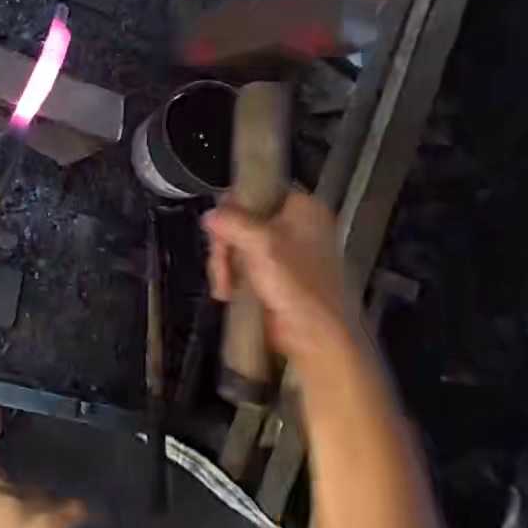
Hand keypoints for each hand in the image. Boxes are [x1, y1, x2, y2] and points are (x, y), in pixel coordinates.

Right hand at [204, 191, 359, 371]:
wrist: (317, 338)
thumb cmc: (298, 286)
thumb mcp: (261, 243)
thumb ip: (231, 221)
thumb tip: (210, 215)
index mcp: (304, 209)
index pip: (259, 189)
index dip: (236, 204)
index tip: (221, 221)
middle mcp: (297, 227)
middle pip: (241, 218)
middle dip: (226, 241)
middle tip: (223, 258)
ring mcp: (285, 254)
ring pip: (237, 243)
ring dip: (224, 263)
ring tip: (225, 283)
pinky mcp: (274, 277)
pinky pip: (241, 265)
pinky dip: (231, 276)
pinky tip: (229, 290)